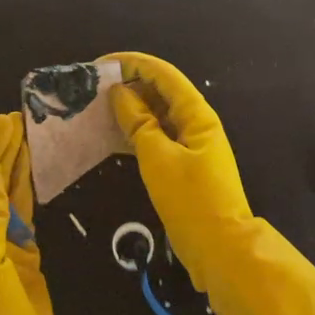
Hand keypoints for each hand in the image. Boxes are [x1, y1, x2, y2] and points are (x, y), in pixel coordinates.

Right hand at [105, 53, 314, 314]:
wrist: (222, 251)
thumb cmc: (192, 201)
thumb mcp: (158, 159)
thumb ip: (137, 122)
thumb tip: (119, 93)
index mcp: (196, 114)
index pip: (162, 74)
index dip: (132, 63)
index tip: (99, 64)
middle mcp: (196, 123)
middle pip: (160, 90)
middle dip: (128, 83)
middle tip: (92, 87)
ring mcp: (191, 145)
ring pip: (157, 114)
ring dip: (130, 107)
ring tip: (96, 107)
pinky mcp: (184, 166)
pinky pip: (157, 136)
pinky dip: (136, 131)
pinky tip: (112, 135)